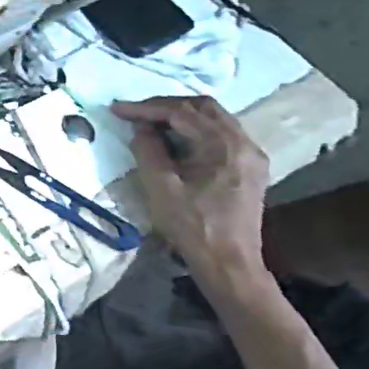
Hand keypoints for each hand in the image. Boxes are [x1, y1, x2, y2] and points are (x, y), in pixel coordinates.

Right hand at [111, 95, 270, 276]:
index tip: (117, 109)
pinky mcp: (249, 167)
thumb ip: (148, 148)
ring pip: (213, 118)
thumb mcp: (159, 184)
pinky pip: (221, 133)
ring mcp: (251, 156)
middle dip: (165, 105)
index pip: (181, 112)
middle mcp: (244, 144)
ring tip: (150, 122)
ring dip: (180, 115)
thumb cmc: (191, 224)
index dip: (145, 107)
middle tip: (135, 112)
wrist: (228, 263)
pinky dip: (194, 128)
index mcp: (224, 146)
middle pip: (203, 107)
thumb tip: (141, 126)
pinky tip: (175, 139)